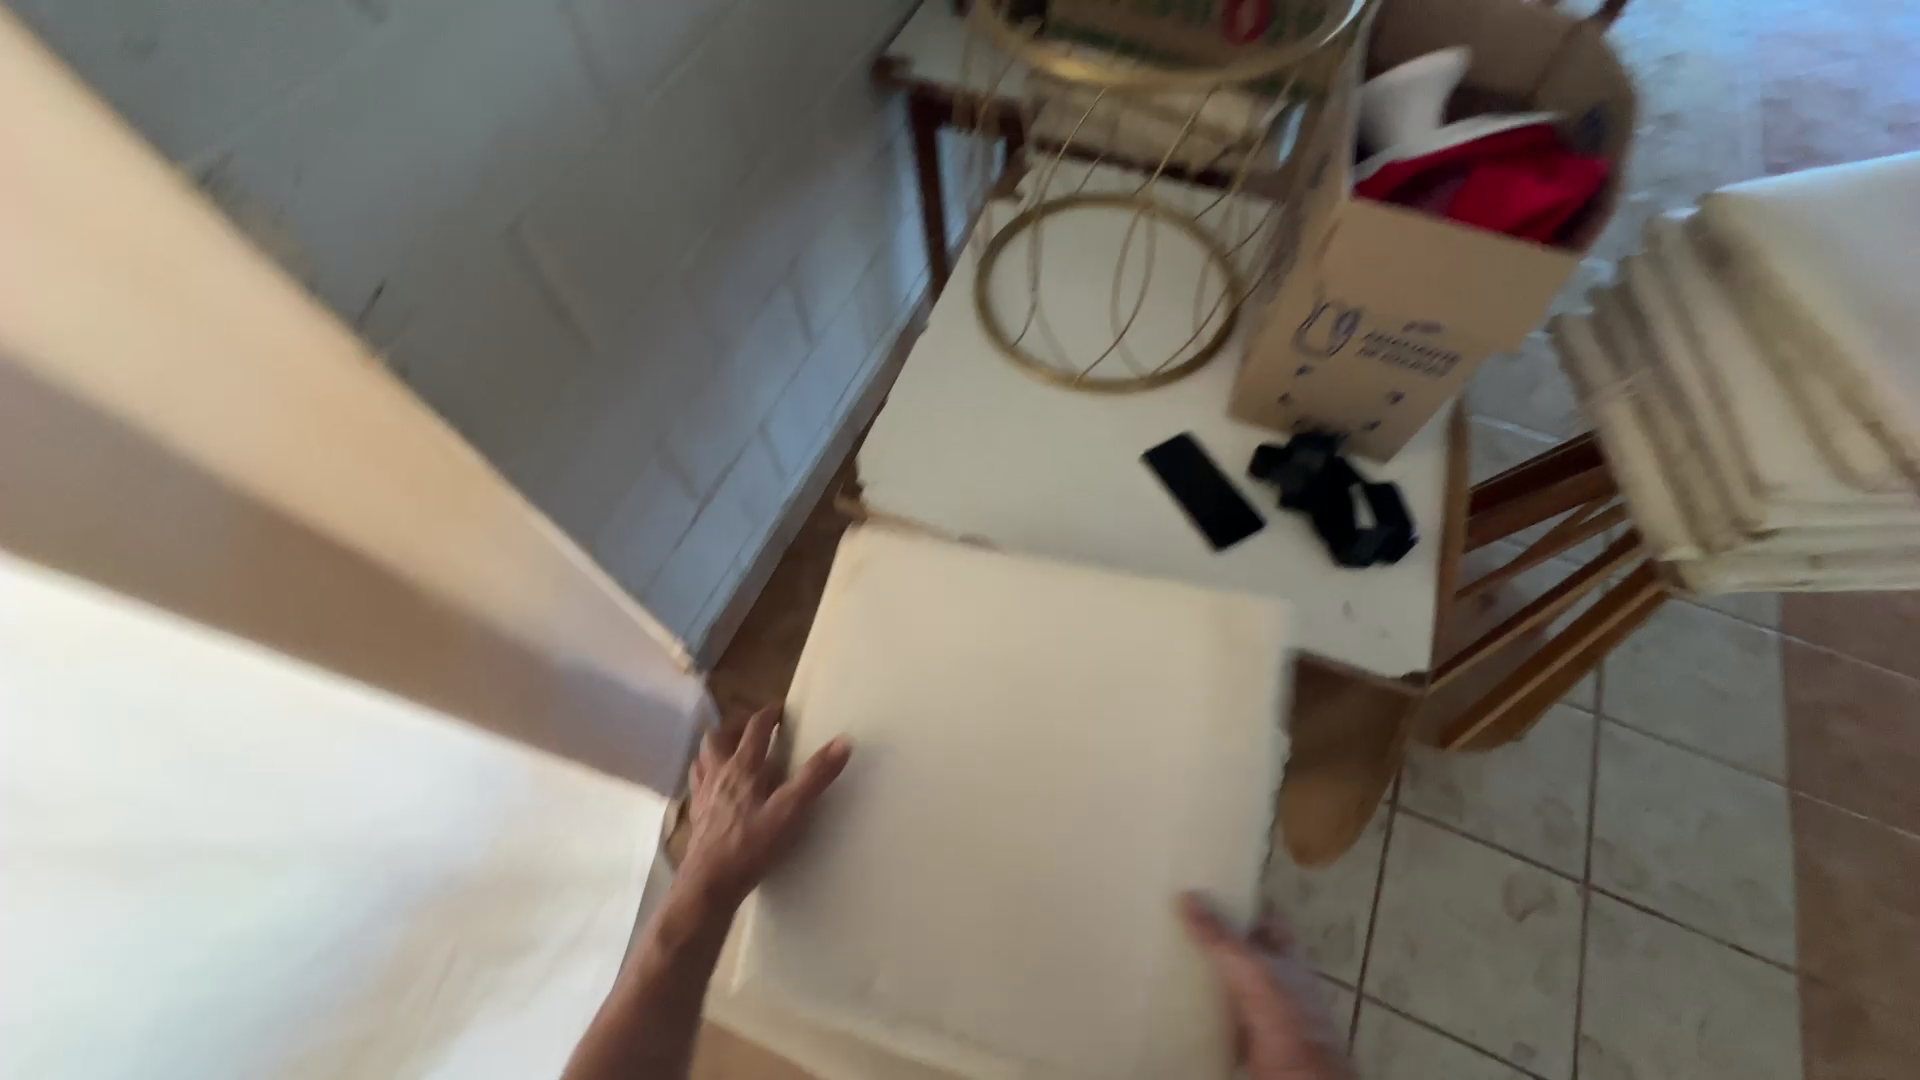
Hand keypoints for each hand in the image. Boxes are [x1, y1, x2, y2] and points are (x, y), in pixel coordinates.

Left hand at [677, 706, 851, 910]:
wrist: (708, 884)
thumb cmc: (751, 845)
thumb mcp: (790, 810)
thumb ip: (816, 775)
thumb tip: (844, 741)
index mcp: (742, 767)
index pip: (755, 728)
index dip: (768, 714)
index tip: (780, 709)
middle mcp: (719, 774)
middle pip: (718, 737)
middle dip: (735, 726)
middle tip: (752, 727)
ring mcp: (703, 795)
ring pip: (702, 758)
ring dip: (716, 748)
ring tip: (730, 750)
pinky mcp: (696, 816)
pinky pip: (696, 785)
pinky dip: (706, 776)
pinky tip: (715, 787)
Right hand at [1180, 893, 1355, 1079]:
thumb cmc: (1288, 1022)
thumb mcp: (1253, 972)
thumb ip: (1221, 937)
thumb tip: (1188, 893)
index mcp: (1286, 957)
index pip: (1266, 916)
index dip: (1243, 898)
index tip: (1210, 882)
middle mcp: (1276, 981)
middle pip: (1243, 948)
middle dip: (1214, 933)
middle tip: (1177, 914)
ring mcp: (1262, 1013)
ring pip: (1229, 982)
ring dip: (1205, 972)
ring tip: (1168, 951)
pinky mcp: (1245, 1040)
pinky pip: (1217, 1016)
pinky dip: (1199, 1009)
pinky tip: (1173, 999)